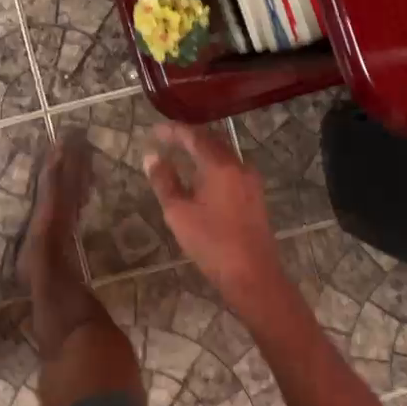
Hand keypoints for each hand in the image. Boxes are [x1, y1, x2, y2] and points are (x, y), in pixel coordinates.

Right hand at [144, 123, 288, 303]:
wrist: (253, 275)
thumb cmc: (211, 242)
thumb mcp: (178, 212)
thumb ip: (164, 181)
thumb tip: (152, 157)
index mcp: (219, 165)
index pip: (194, 136)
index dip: (173, 131)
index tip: (154, 130)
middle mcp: (239, 166)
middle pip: (212, 141)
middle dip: (188, 137)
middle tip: (166, 139)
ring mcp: (250, 181)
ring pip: (223, 155)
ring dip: (201, 151)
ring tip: (180, 155)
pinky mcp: (254, 196)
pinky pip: (230, 168)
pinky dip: (212, 165)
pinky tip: (201, 177)